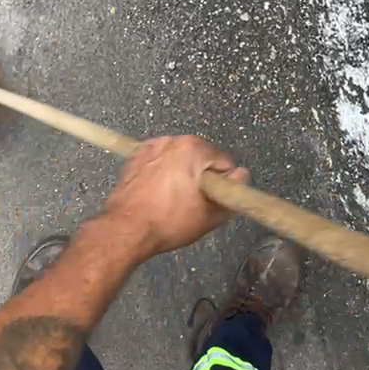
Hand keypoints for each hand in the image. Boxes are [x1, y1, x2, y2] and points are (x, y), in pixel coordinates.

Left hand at [95, 136, 245, 258]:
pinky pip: (161, 162)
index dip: (225, 184)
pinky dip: (164, 173)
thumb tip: (241, 176)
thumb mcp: (211, 214)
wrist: (126, 228)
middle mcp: (172, 141)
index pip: (224, 162)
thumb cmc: (166, 222)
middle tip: (196, 203)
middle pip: (202, 157)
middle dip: (202, 177)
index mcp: (193, 149)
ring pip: (180, 159)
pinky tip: (160, 194)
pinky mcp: (137, 157)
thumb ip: (233, 193)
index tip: (216, 200)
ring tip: (176, 201)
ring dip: (182, 174)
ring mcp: (152, 147)